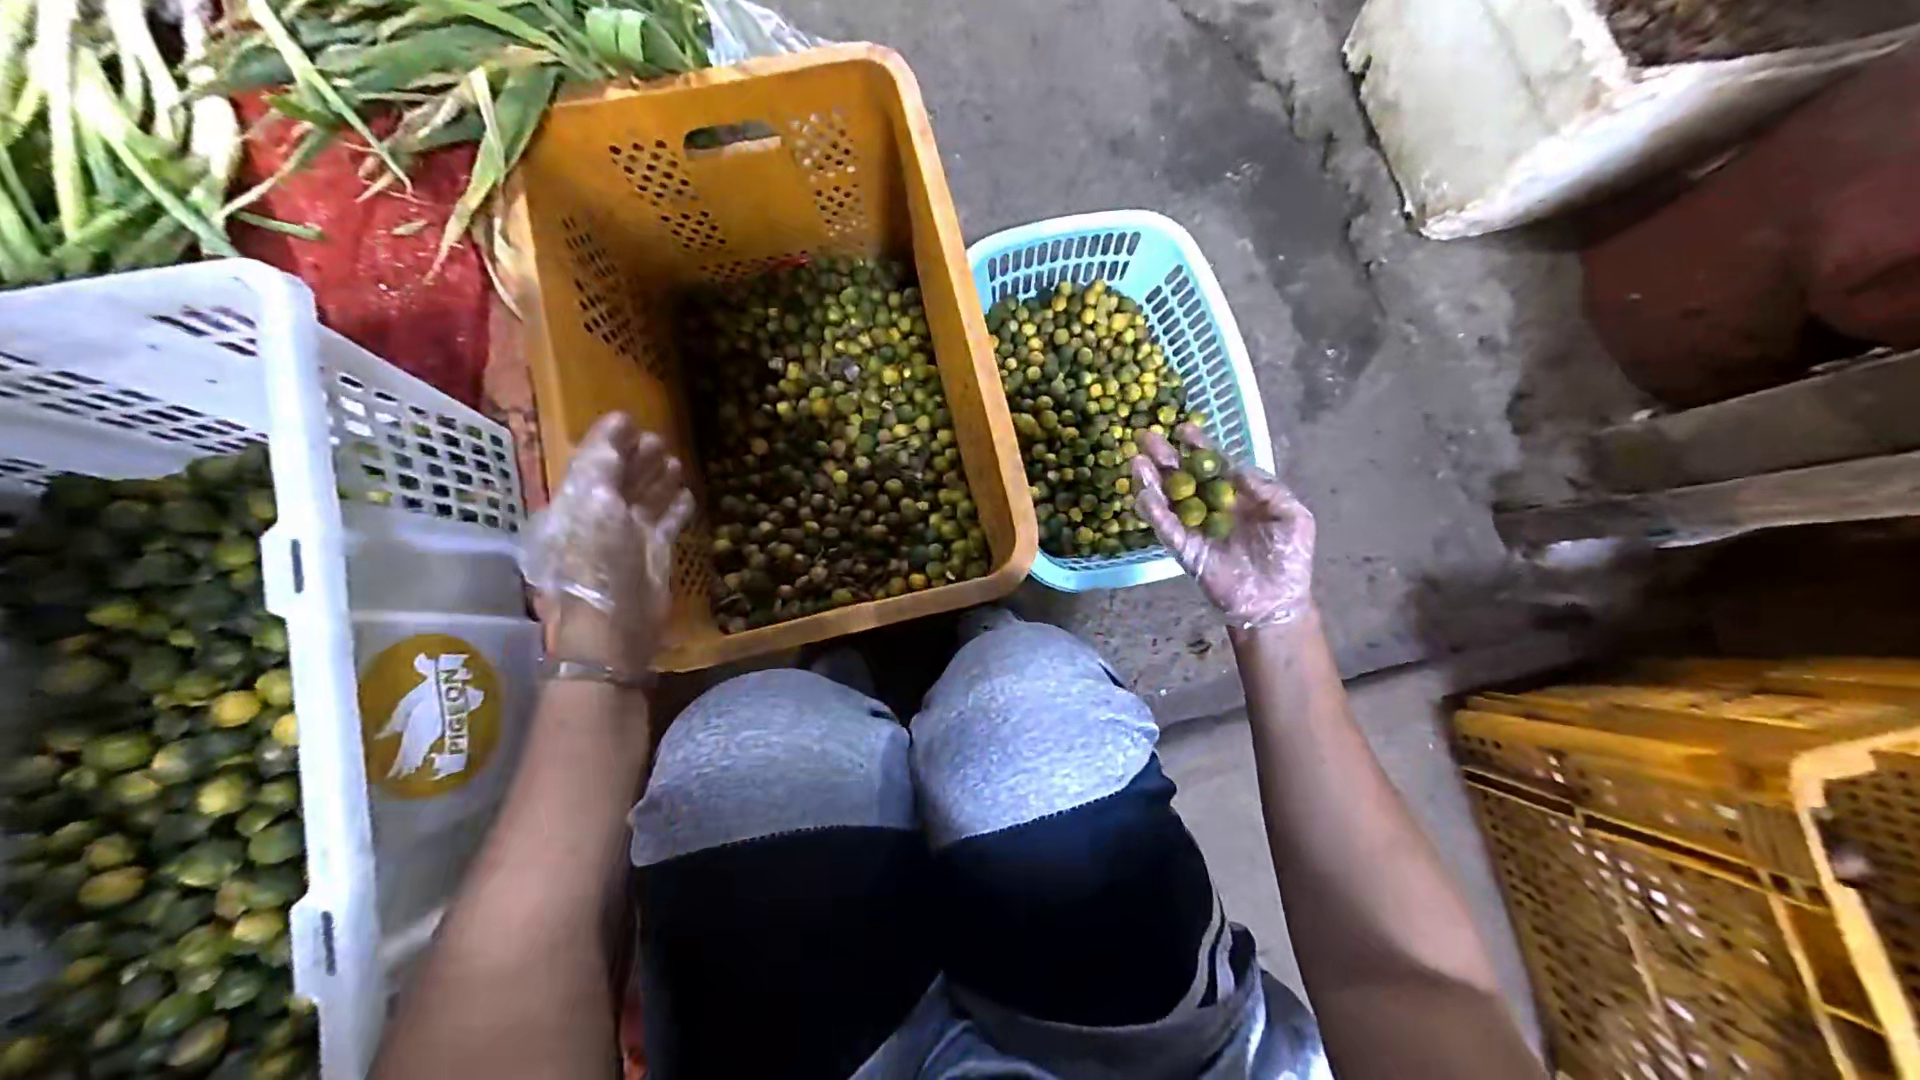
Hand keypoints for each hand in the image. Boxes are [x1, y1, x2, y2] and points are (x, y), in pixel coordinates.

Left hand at [520, 413, 694, 675]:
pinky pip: (666, 523)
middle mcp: (601, 517)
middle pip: (621, 478)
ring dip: (658, 479)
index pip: (592, 463)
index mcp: (577, 504)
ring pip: (645, 499)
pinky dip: (676, 508)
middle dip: (637, 457)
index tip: (629, 418)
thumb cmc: (596, 567)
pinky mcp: (653, 555)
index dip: (609, 440)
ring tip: (675, 461)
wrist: (613, 629)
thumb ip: (601, 465)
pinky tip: (688, 494)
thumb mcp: (592, 507)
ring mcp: (629, 537)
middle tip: (659, 438)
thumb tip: (617, 427)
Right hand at [1130, 425, 1314, 630]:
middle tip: (1145, 437)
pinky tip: (1144, 495)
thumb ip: (1266, 489)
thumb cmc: (1289, 557)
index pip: (1212, 465)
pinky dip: (1153, 513)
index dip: (1197, 447)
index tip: (1183, 430)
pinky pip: (1165, 528)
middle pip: (1181, 477)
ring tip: (1138, 462)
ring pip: (1167, 500)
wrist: (1276, 600)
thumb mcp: (1292, 515)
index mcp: (1235, 495)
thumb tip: (1235, 468)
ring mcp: (1194, 528)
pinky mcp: (1184, 549)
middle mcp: (1210, 507)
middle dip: (1164, 457)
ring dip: (1150, 481)